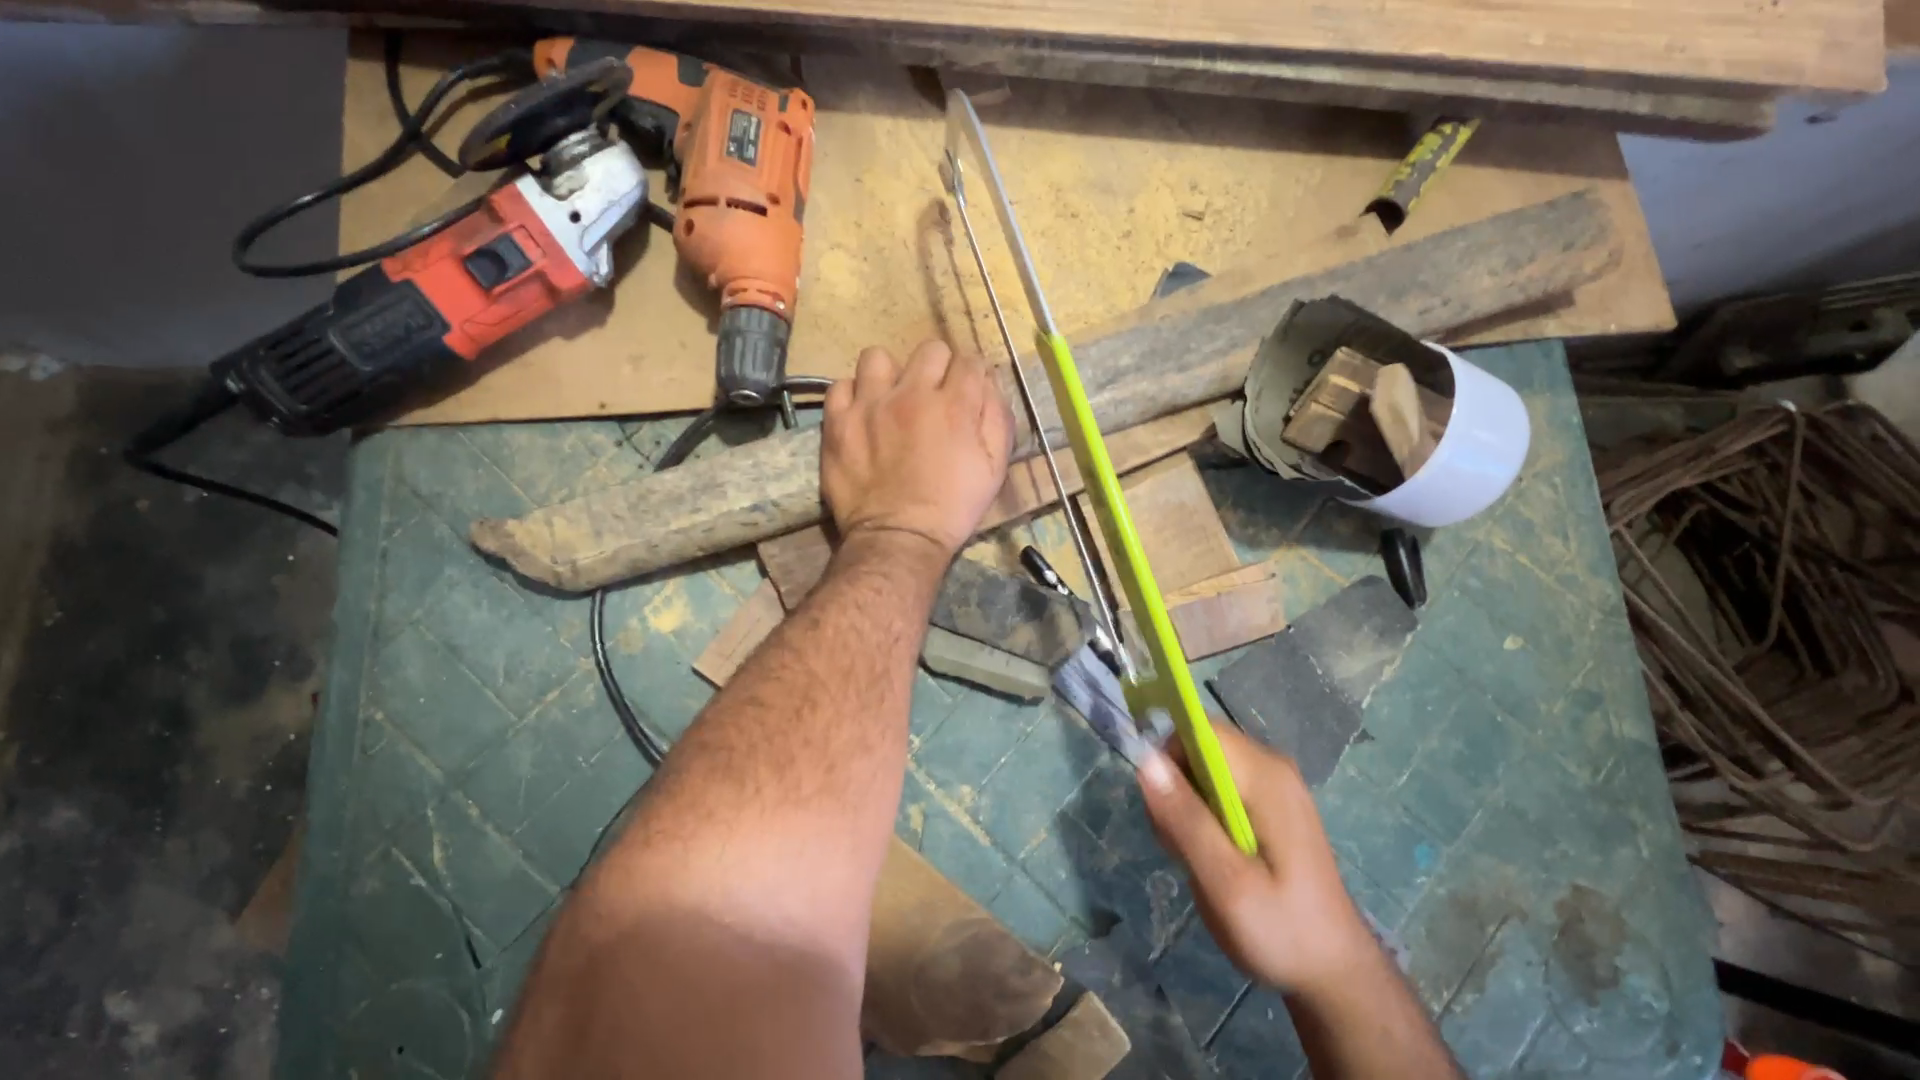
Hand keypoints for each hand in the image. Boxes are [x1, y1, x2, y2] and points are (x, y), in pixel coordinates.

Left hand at [821, 341, 1013, 558]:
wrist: (899, 538)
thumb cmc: (953, 508)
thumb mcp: (995, 468)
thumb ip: (997, 418)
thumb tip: (988, 384)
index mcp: (954, 405)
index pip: (969, 360)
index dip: (972, 375)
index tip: (967, 392)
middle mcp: (911, 393)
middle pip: (929, 350)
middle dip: (938, 369)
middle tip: (934, 396)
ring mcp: (869, 405)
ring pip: (878, 358)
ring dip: (889, 375)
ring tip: (890, 399)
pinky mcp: (838, 422)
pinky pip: (841, 386)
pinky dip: (853, 396)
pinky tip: (862, 415)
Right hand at [1137, 723, 1375, 995]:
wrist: (1332, 970)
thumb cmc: (1281, 930)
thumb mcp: (1226, 883)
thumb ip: (1185, 820)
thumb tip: (1146, 760)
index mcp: (1266, 779)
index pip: (1200, 730)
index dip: (1168, 757)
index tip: (1161, 808)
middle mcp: (1271, 769)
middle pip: (1200, 749)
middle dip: (1174, 788)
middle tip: (1179, 846)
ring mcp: (1273, 786)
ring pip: (1205, 771)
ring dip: (1185, 808)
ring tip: (1197, 861)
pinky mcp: (1270, 805)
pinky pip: (1220, 790)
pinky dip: (1202, 817)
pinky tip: (1211, 859)